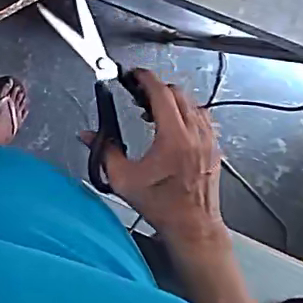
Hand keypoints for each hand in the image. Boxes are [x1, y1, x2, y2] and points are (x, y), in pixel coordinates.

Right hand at [81, 69, 227, 257]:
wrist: (192, 226)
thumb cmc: (163, 207)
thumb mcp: (124, 179)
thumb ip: (104, 152)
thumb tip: (89, 136)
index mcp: (174, 138)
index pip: (161, 93)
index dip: (146, 79)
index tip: (135, 75)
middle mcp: (195, 135)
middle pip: (177, 93)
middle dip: (156, 88)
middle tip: (139, 93)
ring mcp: (208, 140)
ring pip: (192, 103)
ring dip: (172, 100)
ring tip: (154, 110)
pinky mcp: (214, 148)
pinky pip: (203, 117)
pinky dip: (187, 113)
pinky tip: (174, 125)